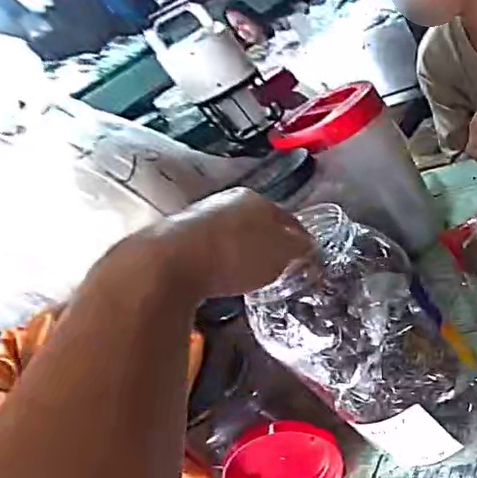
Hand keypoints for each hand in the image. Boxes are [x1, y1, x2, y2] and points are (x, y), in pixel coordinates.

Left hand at [145, 188, 313, 297]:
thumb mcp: (281, 254)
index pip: (288, 218)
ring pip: (232, 235)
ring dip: (242, 252)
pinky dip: (220, 262)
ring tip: (252, 276)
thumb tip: (308, 247)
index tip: (306, 258)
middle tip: (281, 268)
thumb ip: (300, 248)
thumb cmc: (235, 255)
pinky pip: (210, 251)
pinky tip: (222, 278)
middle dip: (270, 243)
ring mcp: (198, 218)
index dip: (300, 239)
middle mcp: (226, 201)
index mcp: (256, 199)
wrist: (168, 265)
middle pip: (258, 223)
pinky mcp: (176, 240)